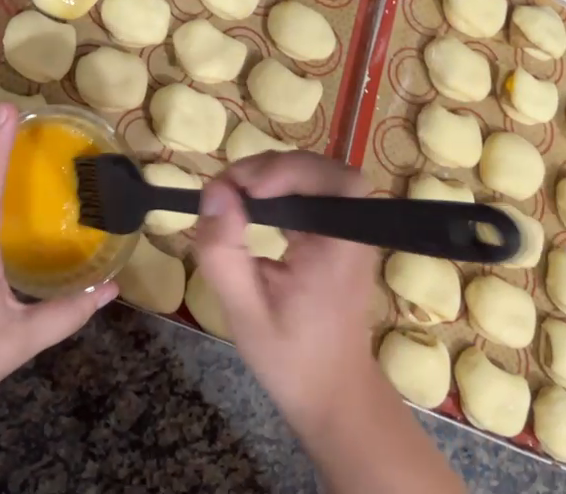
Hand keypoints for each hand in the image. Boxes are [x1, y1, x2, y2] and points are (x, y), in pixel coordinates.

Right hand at [192, 152, 382, 422]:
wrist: (331, 396)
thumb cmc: (290, 360)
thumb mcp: (243, 312)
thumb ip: (224, 252)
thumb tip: (214, 191)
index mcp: (340, 250)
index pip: (338, 182)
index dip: (293, 170)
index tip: (246, 191)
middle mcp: (351, 234)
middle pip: (324, 171)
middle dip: (272, 169)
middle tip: (228, 192)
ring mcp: (346, 233)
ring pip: (316, 177)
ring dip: (272, 177)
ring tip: (233, 198)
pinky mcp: (335, 237)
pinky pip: (311, 195)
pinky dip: (279, 191)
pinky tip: (252, 209)